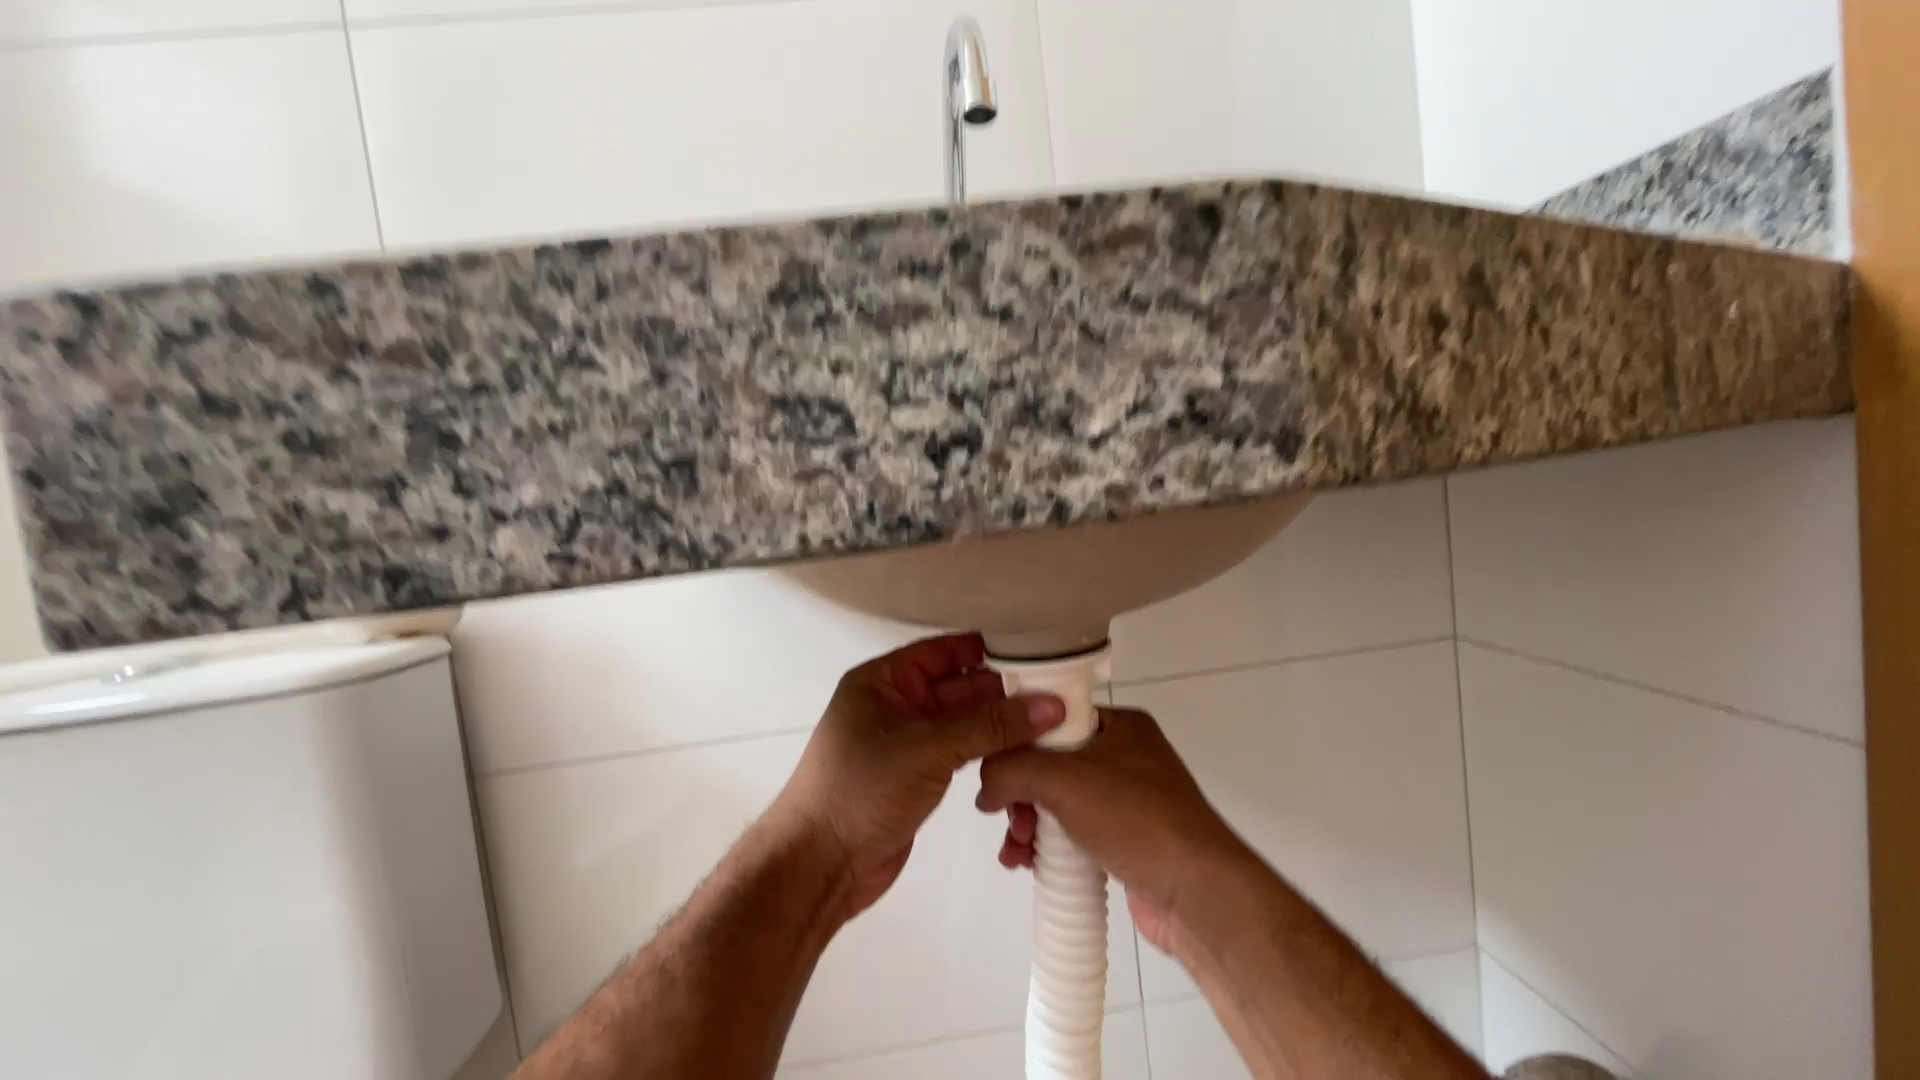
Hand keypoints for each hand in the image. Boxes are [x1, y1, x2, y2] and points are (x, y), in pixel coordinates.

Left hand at [769, 634, 1065, 918]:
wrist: (819, 863)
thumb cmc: (863, 788)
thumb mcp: (928, 747)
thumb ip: (991, 725)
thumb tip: (1052, 705)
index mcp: (883, 681)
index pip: (941, 651)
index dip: (985, 648)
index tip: (1036, 651)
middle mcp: (894, 706)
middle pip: (957, 687)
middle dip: (1002, 690)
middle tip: (1058, 692)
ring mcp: (906, 744)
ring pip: (962, 723)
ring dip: (1000, 724)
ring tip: (1053, 721)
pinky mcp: (917, 778)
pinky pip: (960, 754)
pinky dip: (988, 752)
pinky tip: (1025, 753)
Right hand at [976, 707, 1254, 953]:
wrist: (1198, 894)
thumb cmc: (1135, 820)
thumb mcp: (1062, 779)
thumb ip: (1011, 769)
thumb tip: (984, 789)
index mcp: (1120, 726)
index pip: (1053, 720)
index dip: (1020, 744)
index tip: (997, 775)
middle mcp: (1125, 757)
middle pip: (1050, 766)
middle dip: (1021, 797)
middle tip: (1012, 824)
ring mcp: (1128, 802)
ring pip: (1058, 804)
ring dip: (1029, 827)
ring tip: (1017, 855)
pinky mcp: (1127, 842)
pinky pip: (1073, 834)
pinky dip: (1049, 847)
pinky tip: (1030, 866)